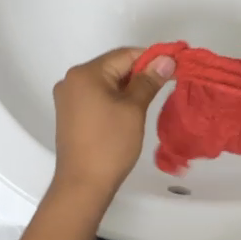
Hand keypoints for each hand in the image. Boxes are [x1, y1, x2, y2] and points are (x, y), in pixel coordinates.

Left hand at [50, 47, 175, 200]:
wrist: (83, 184)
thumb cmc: (110, 145)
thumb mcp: (134, 109)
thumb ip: (149, 81)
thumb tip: (166, 60)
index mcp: (85, 73)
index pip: (124, 55)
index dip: (151, 58)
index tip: (173, 66)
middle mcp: (71, 80)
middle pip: (112, 68)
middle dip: (139, 74)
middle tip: (164, 85)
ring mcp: (67, 98)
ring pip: (104, 84)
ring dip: (127, 88)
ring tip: (148, 100)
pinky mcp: (69, 115)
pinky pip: (96, 98)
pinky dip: (113, 100)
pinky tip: (128, 111)